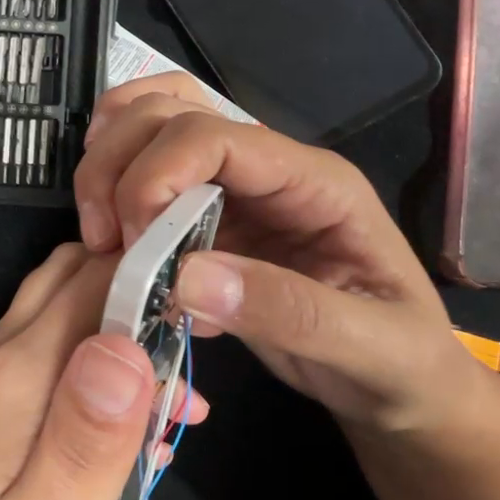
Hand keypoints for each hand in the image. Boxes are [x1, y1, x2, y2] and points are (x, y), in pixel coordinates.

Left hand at [0, 245, 206, 499]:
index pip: (90, 282)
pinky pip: (46, 366)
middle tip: (201, 349)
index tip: (211, 301)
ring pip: (60, 323)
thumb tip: (126, 345)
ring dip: (122, 338)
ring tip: (179, 401)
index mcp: (15, 380)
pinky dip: (95, 375)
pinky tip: (128, 433)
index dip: (153, 274)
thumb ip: (89, 438)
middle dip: (140, 296)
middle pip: (71, 286)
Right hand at [74, 74, 483, 432]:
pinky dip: (107, 180)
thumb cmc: (400, 365)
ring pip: (144, 124)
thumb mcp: (372, 350)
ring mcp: (229, 184)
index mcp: (312, 181)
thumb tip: (185, 278)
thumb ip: (287, 312)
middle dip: (114, 167)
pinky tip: (104, 226)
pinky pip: (139, 165)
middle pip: (164, 113)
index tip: (132, 243)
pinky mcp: (200, 211)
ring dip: (103, 166)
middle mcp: (264, 166)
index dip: (154, 176)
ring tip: (99, 233)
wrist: (398, 385)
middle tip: (103, 241)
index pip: (211, 136)